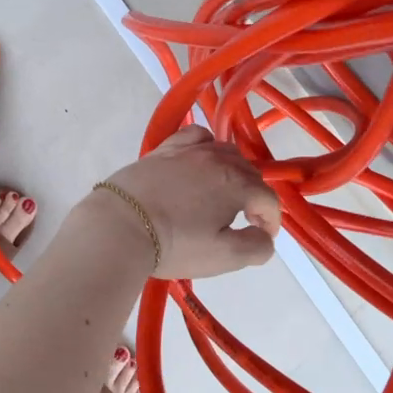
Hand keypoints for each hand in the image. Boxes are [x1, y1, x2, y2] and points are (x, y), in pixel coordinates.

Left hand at [97, 124, 280, 278]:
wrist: (121, 225)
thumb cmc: (175, 243)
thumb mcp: (224, 257)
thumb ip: (256, 247)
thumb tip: (265, 235)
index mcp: (237, 184)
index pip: (269, 199)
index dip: (271, 220)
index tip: (260, 237)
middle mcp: (217, 159)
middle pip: (250, 172)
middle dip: (255, 196)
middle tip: (243, 221)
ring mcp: (188, 149)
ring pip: (225, 151)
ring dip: (234, 171)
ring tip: (223, 194)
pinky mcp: (164, 148)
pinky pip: (196, 135)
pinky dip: (207, 146)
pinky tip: (200, 161)